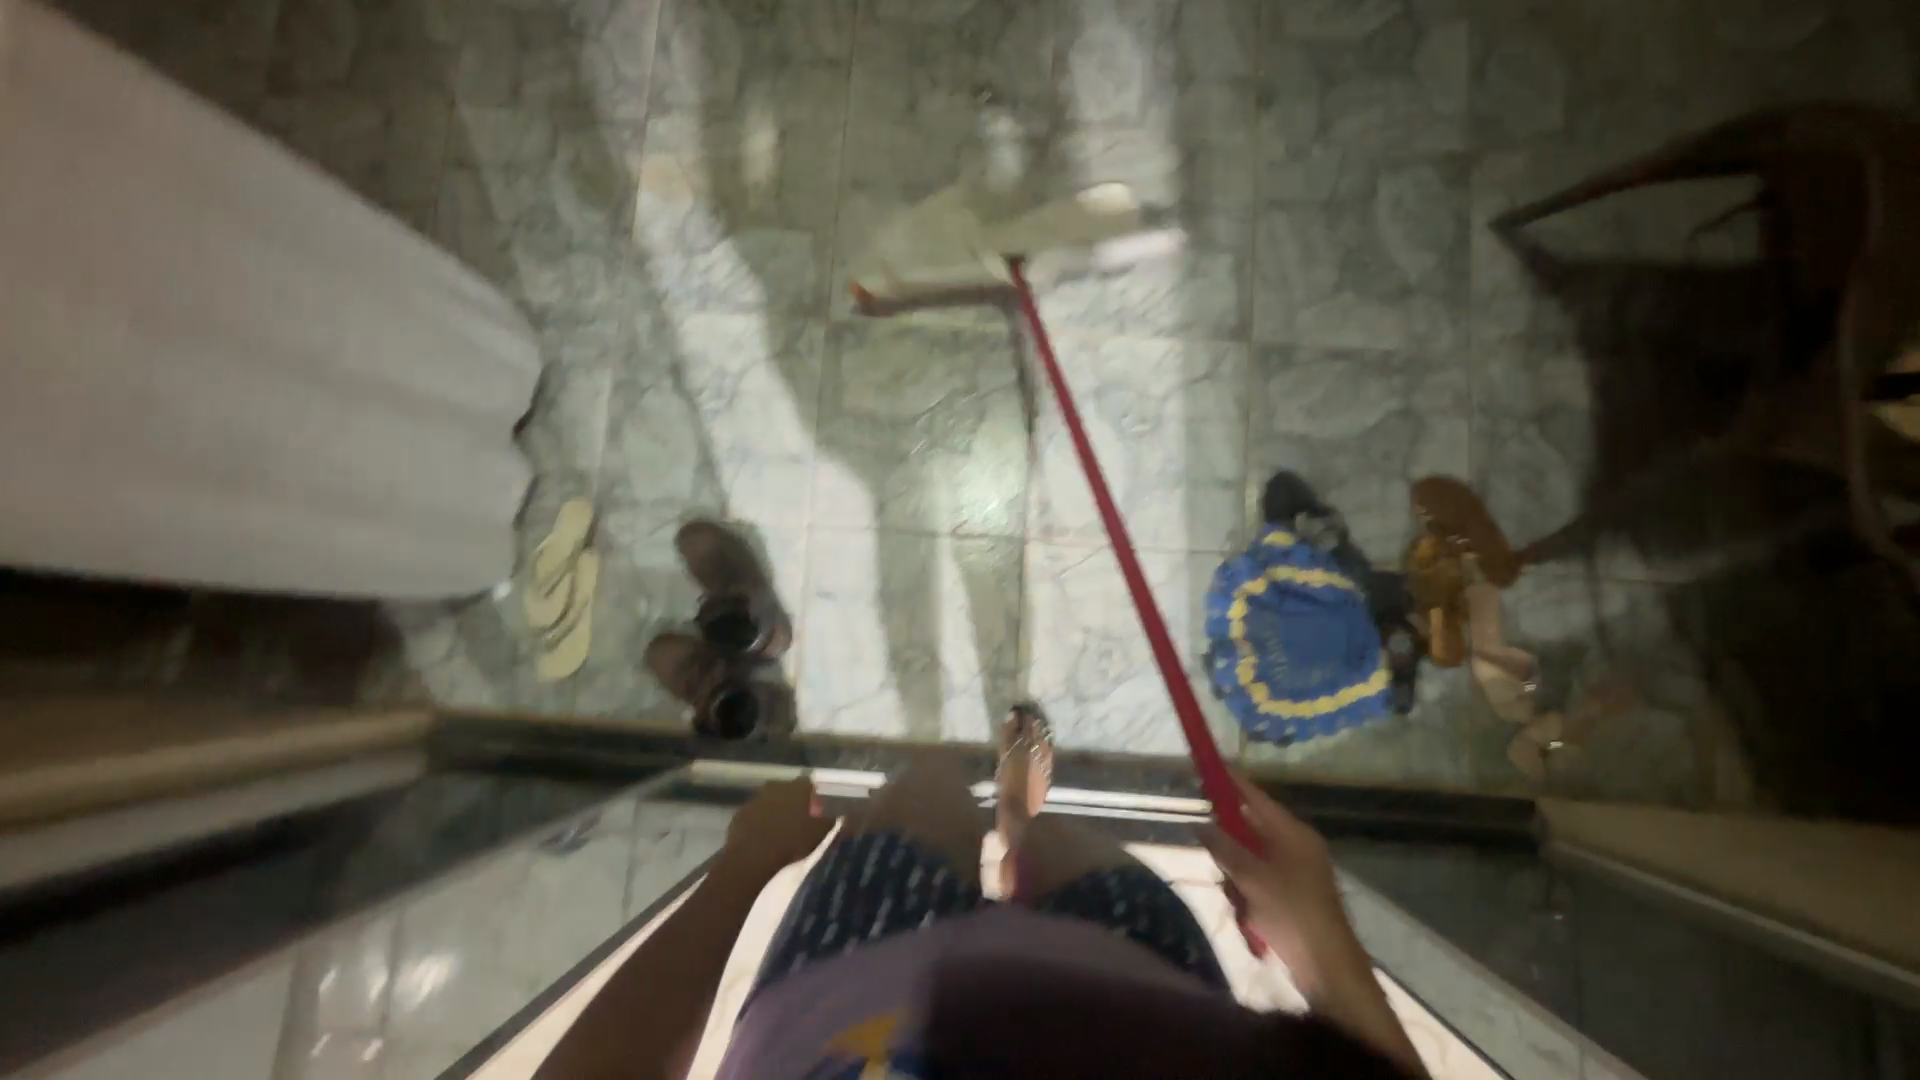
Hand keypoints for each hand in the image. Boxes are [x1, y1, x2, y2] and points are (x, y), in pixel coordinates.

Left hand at [718, 778, 833, 881]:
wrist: (752, 856)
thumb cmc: (791, 841)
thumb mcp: (818, 834)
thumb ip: (828, 821)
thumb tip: (835, 815)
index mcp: (796, 788)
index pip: (808, 783)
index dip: (812, 795)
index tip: (814, 809)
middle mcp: (776, 787)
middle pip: (787, 790)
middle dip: (792, 801)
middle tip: (796, 819)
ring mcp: (755, 798)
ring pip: (769, 800)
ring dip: (774, 810)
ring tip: (779, 829)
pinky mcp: (740, 813)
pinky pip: (754, 813)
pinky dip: (759, 820)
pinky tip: (762, 835)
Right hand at [1201, 772, 1365, 997]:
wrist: (1327, 966)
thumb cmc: (1291, 912)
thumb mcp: (1251, 877)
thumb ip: (1224, 847)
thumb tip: (1200, 823)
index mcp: (1293, 833)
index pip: (1255, 796)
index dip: (1230, 781)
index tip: (1207, 767)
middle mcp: (1296, 845)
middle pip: (1250, 826)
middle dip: (1227, 839)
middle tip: (1209, 846)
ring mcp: (1296, 870)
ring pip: (1250, 855)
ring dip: (1235, 871)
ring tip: (1234, 893)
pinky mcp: (1292, 894)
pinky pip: (1258, 878)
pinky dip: (1246, 888)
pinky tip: (1244, 910)